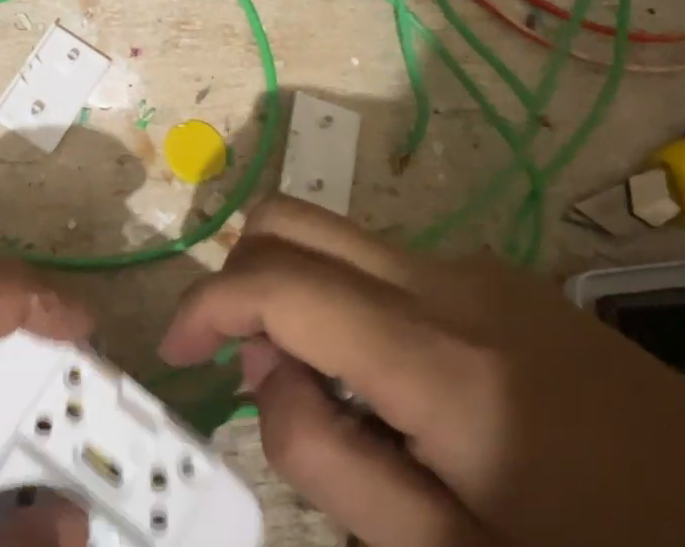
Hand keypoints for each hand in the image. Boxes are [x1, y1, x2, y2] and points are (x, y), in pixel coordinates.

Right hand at [161, 197, 684, 546]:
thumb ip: (330, 463)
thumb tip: (272, 377)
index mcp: (438, 357)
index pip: (275, 280)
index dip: (202, 304)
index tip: (175, 355)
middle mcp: (452, 283)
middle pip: (292, 220)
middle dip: (237, 279)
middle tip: (245, 369)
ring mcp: (486, 272)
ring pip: (337, 238)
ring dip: (294, 293)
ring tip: (324, 393)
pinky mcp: (509, 283)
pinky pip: (388, 264)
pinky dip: (345, 299)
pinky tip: (385, 383)